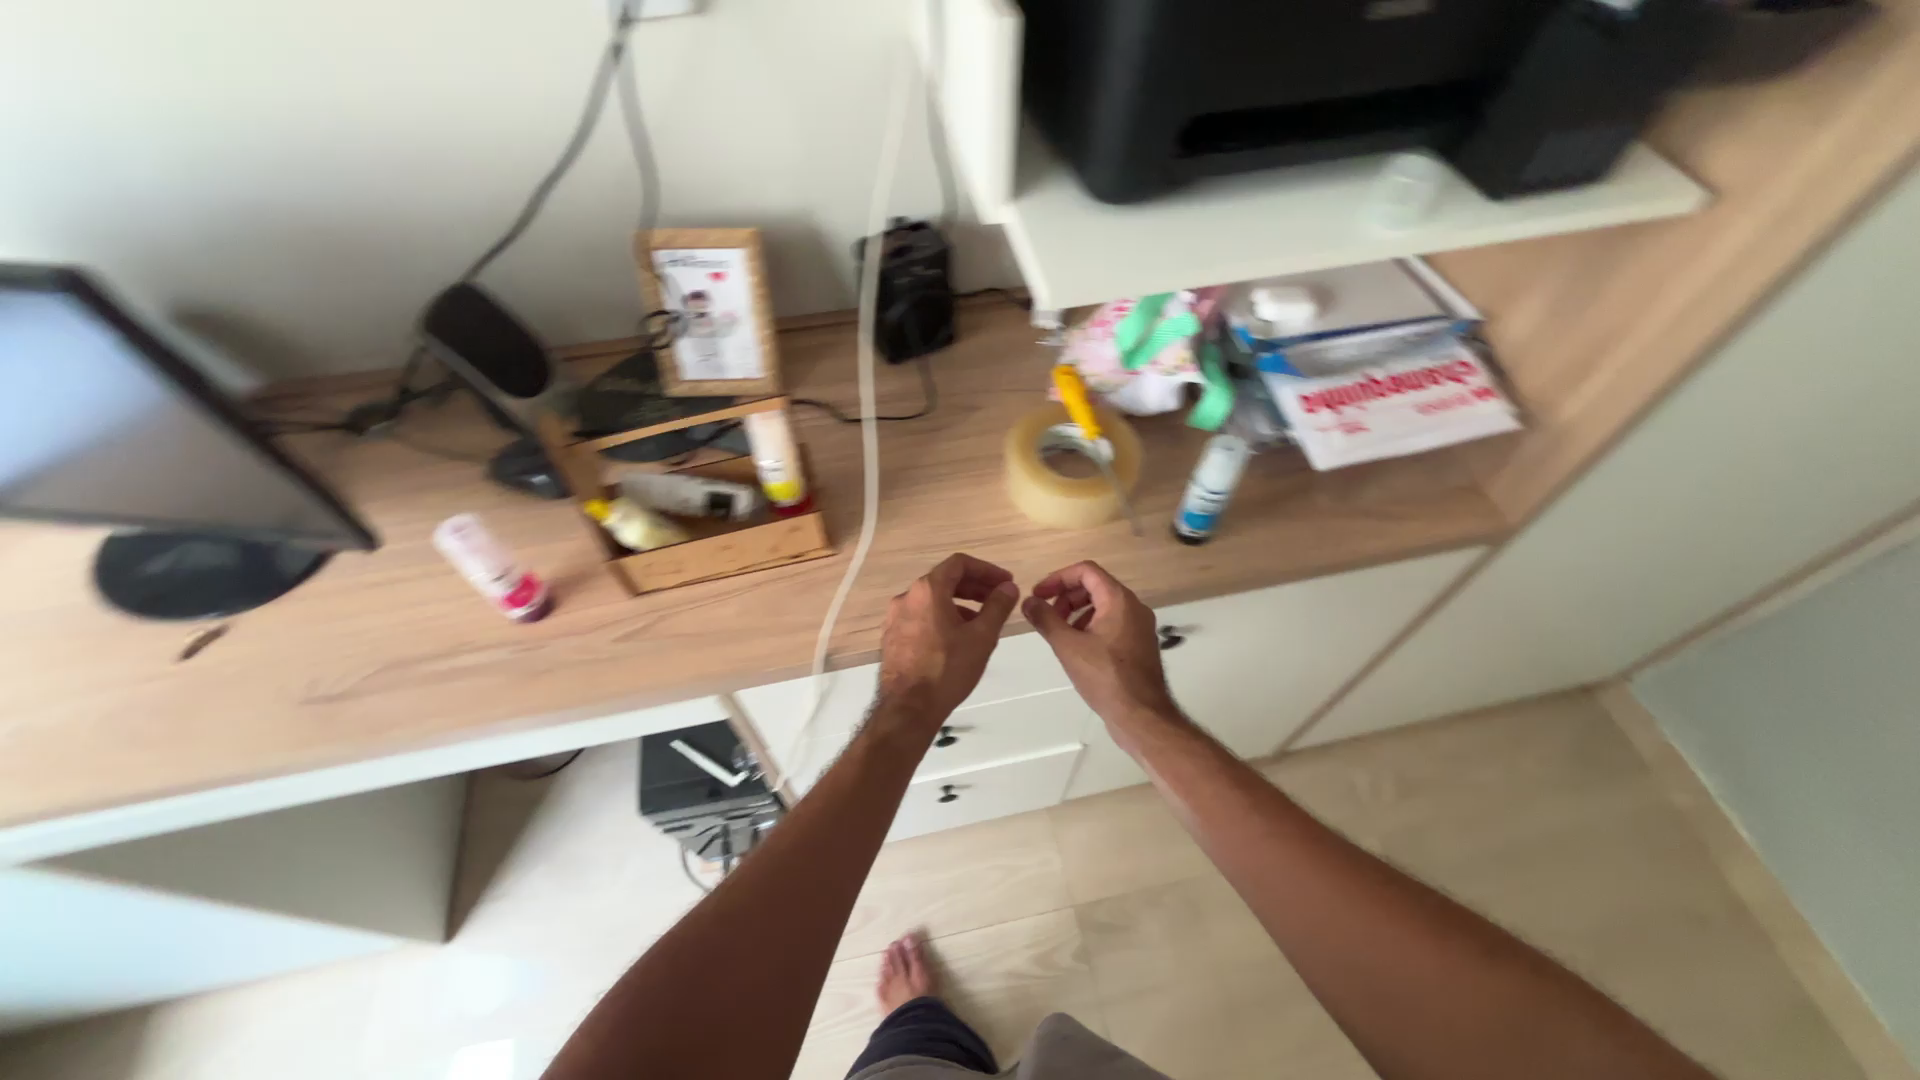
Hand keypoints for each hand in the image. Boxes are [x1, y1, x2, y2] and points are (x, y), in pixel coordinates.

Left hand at [877, 553, 1020, 722]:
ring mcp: (895, 617)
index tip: (1005, 583)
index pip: (959, 564)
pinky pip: (921, 616)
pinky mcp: (891, 637)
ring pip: (932, 600)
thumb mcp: (982, 637)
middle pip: (944, 580)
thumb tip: (1008, 587)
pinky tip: (957, 638)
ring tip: (981, 622)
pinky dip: (942, 617)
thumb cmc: (948, 669)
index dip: (987, 570)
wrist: (909, 708)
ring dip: (959, 603)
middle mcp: (906, 597)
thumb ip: (997, 606)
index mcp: (927, 590)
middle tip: (998, 599)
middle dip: (975, 586)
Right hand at [1023, 561, 1179, 733]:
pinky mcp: (1139, 644)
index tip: (1039, 595)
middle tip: (1046, 616)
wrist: (1141, 715)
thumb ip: (1045, 619)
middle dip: (1066, 596)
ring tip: (1059, 633)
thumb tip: (1028, 601)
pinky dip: (1091, 625)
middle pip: (1095, 586)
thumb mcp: (1067, 646)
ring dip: (1077, 612)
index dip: (1058, 578)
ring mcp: (1140, 626)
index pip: (1086, 571)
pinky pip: (1112, 622)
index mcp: (1119, 600)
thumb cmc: (1104, 677)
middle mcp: (1134, 607)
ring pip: (1103, 605)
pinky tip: (1077, 648)